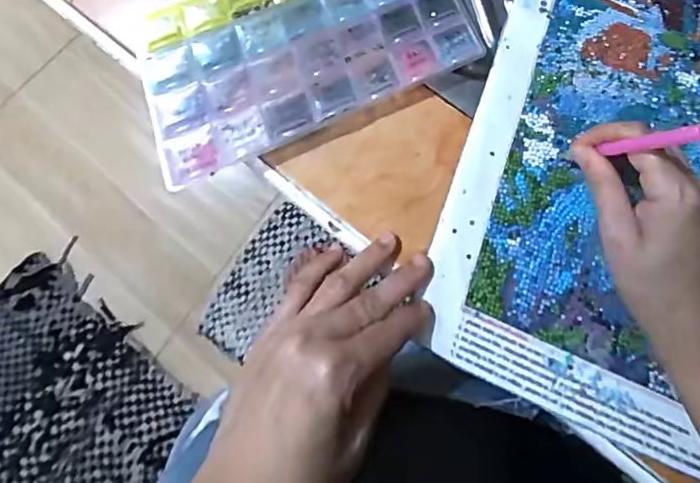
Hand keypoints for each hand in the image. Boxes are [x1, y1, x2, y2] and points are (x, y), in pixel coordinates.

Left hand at [194, 233, 432, 482]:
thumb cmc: (301, 476)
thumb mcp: (351, 444)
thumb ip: (374, 389)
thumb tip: (390, 350)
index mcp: (337, 371)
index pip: (386, 333)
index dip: (412, 317)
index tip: (430, 303)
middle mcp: (313, 339)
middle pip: (366, 302)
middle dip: (399, 280)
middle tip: (422, 259)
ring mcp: (288, 329)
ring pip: (334, 284)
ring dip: (364, 260)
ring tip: (388, 240)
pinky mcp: (269, 330)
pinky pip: (297, 288)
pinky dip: (318, 266)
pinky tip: (336, 252)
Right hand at [568, 123, 699, 352]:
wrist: (693, 329)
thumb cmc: (649, 286)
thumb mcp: (617, 234)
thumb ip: (602, 184)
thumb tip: (582, 148)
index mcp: (676, 190)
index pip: (640, 139)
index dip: (605, 136)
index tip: (576, 149)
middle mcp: (696, 184)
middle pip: (653, 140)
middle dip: (615, 140)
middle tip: (582, 155)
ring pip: (662, 152)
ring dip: (628, 151)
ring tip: (596, 165)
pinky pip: (670, 170)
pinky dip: (644, 166)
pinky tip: (621, 182)